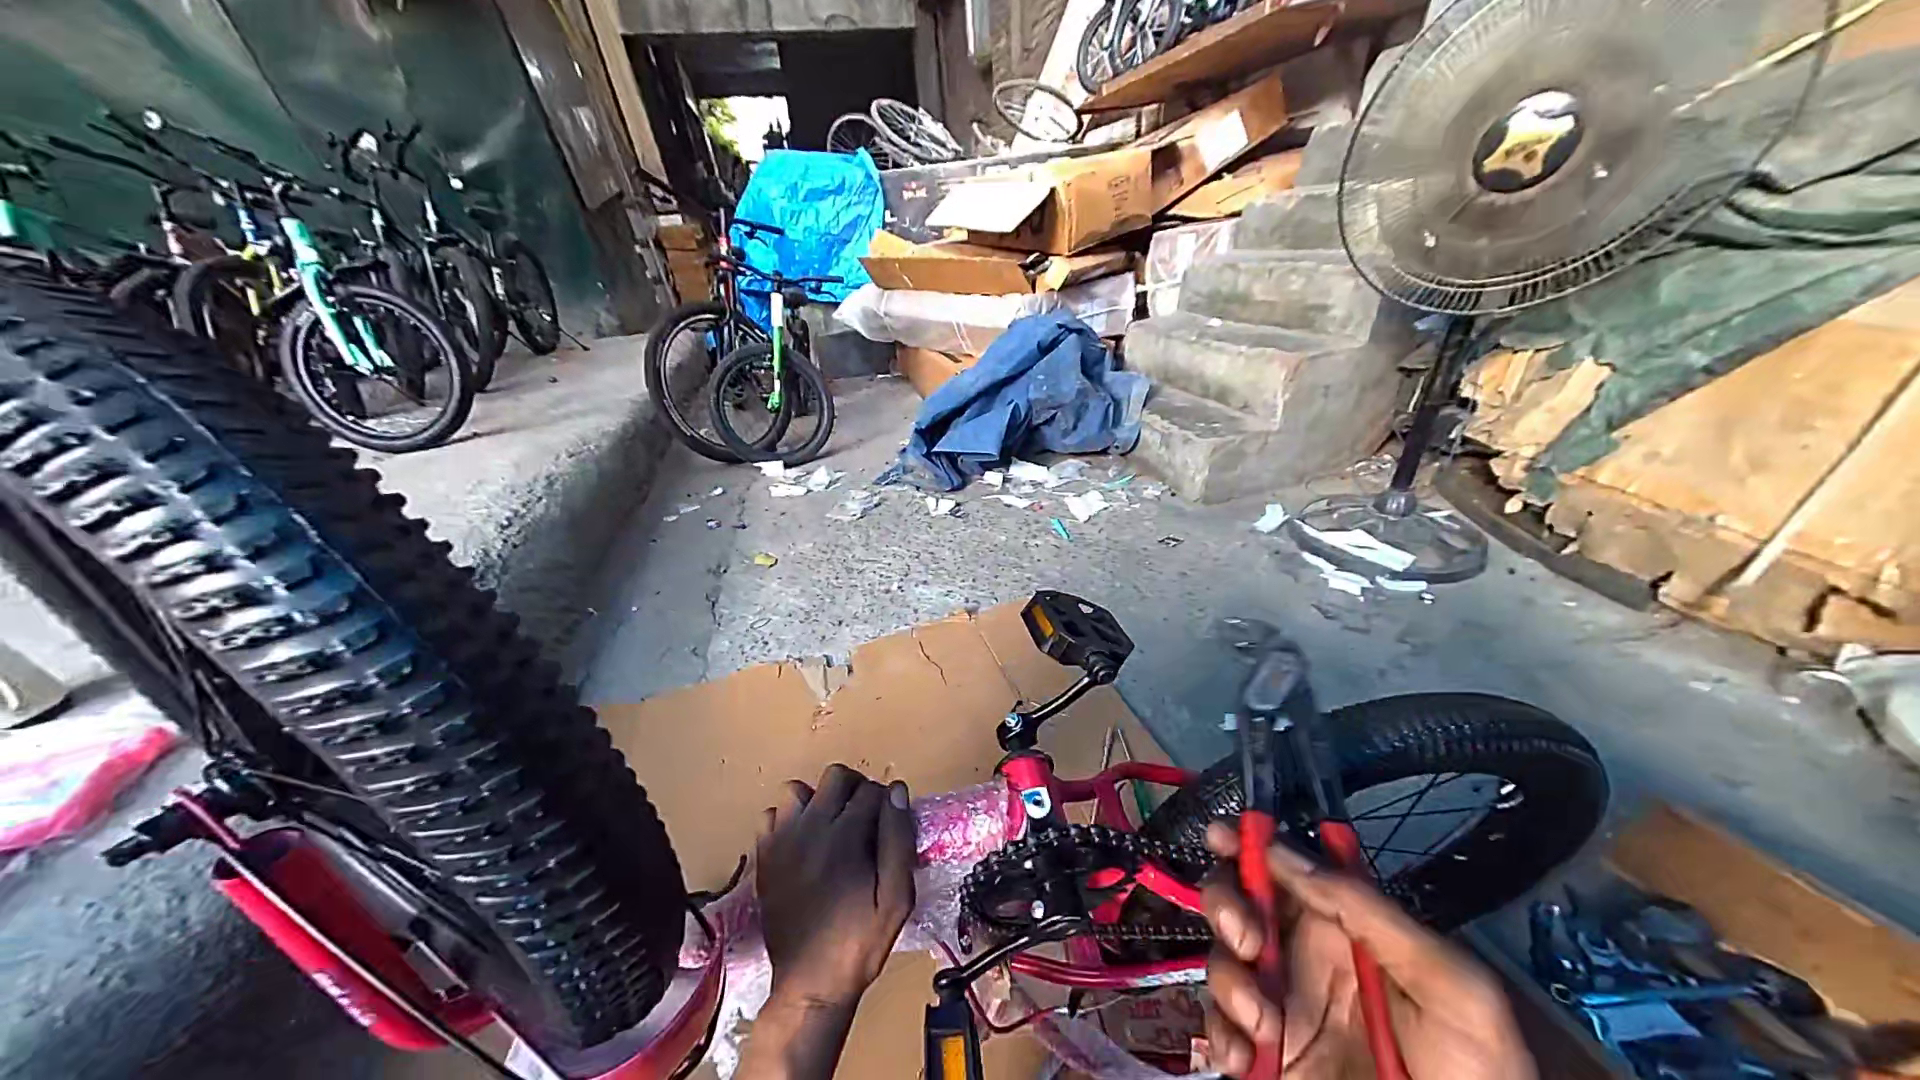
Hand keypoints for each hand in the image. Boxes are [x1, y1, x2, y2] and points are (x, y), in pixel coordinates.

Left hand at [755, 764, 916, 1010]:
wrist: (810, 983)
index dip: (885, 802)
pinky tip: (803, 842)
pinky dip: (789, 820)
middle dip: (856, 789)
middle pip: (835, 776)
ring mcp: (781, 841)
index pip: (870, 790)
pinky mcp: (764, 856)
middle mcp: (809, 829)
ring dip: (819, 800)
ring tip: (831, 826)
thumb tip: (895, 791)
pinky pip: (772, 815)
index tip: (888, 825)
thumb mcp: (897, 898)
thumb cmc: (860, 940)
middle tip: (864, 818)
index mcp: (845, 837)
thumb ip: (899, 839)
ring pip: (798, 790)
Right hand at [1201, 822, 1535, 1079]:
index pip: (1286, 869)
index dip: (1248, 843)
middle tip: (1245, 939)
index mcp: (1343, 927)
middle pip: (1237, 901)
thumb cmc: (1477, 1072)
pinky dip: (1221, 1036)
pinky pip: (1219, 1028)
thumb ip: (1368, 910)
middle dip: (1225, 905)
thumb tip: (1287, 855)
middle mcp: (1303, 956)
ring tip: (1264, 1025)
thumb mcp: (1448, 983)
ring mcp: (1281, 1006)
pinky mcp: (1265, 1058)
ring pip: (1221, 960)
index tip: (1219, 836)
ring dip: (1228, 982)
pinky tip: (1245, 1056)